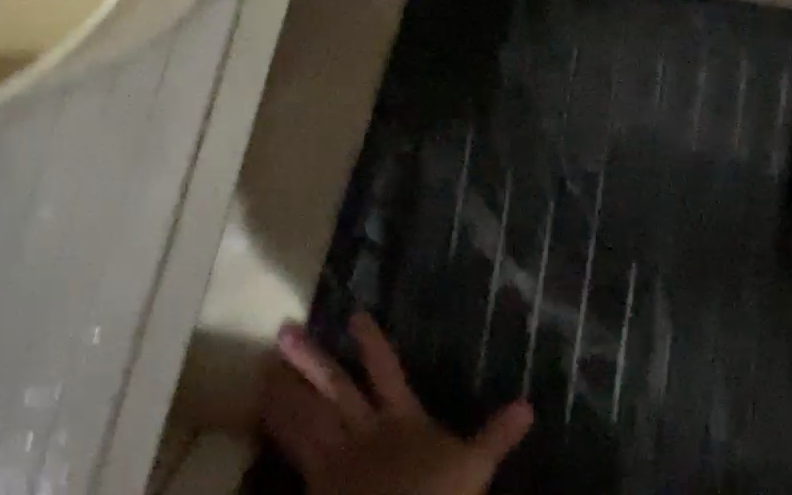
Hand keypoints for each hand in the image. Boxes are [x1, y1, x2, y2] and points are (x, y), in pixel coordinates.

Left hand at [263, 312, 533, 494]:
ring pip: (306, 419)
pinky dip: (277, 439)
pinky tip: (262, 426)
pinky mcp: (317, 485)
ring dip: (285, 394)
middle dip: (311, 360)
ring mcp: (336, 459)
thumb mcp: (474, 468)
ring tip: (263, 370)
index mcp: (402, 419)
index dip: (372, 344)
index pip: (387, 372)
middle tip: (284, 331)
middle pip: (334, 389)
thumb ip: (496, 435)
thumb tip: (529, 404)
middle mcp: (364, 431)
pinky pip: (293, 457)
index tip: (355, 314)